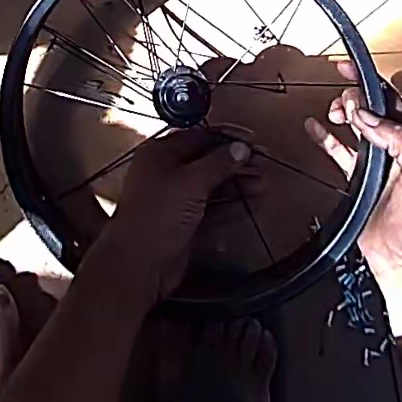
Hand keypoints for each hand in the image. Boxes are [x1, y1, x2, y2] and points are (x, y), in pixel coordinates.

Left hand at [81, 129, 252, 305]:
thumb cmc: (156, 216)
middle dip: (235, 161)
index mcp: (161, 153)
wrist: (139, 266)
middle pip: (207, 160)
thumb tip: (240, 147)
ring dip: (236, 182)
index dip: (226, 137)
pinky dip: (230, 203)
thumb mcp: (190, 183)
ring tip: (262, 183)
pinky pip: (211, 206)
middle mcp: (167, 171)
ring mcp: (176, 197)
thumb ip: (217, 164)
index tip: (251, 140)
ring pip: (211, 183)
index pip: (199, 136)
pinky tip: (250, 201)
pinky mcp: (184, 221)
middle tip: (262, 162)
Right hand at [304, 61, 401, 334]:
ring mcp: (376, 162)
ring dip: (341, 112)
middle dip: (354, 96)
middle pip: (371, 108)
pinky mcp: (358, 178)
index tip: (351, 70)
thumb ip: (401, 142)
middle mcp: (396, 147)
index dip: (372, 82)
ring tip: (332, 112)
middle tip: (343, 101)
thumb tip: (369, 116)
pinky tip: (315, 127)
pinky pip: (338, 150)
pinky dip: (325, 137)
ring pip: (354, 124)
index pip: (393, 101)